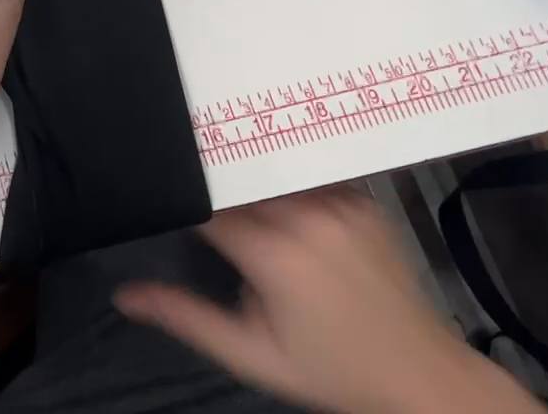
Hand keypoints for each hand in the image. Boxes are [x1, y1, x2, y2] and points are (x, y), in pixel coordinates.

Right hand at [115, 189, 543, 413]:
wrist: (423, 377)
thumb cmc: (329, 367)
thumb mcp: (249, 354)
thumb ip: (185, 316)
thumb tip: (123, 295)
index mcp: (272, 250)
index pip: (203, 200)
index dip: (180, 199)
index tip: (165, 203)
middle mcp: (305, 213)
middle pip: (234, 178)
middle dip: (213, 188)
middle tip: (201, 205)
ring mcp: (337, 199)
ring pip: (266, 170)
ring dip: (246, 181)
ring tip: (239, 203)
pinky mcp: (359, 196)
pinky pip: (302, 174)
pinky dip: (283, 183)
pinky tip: (280, 204)